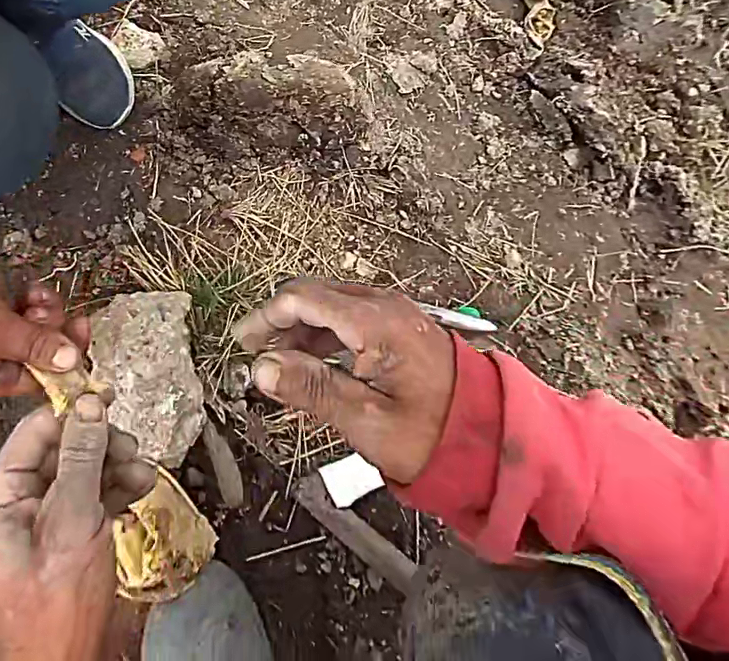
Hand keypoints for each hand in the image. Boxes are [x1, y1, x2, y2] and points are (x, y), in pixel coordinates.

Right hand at [0, 241, 88, 397]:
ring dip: (43, 309)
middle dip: (53, 325)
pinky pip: (21, 309)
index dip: (68, 357)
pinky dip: (29, 299)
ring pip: (36, 326)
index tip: (82, 327)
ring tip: (33, 294)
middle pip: (44, 349)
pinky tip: (26, 288)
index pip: (44, 378)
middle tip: (43, 307)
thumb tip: (74, 363)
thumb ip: (34, 346)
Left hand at [0, 395, 156, 660]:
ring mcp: (43, 516)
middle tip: (131, 452)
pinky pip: (95, 488)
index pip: (36, 431)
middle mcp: (16, 502)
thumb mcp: (73, 523)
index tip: (112, 400)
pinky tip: (138, 491)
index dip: (74, 412)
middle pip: (65, 445)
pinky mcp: (68, 528)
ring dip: (118, 464)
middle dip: (103, 444)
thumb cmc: (58, 604)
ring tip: (141, 477)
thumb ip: (81, 459)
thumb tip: (89, 404)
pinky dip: (119, 485)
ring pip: (86, 464)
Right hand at [230, 279, 455, 482]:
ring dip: (302, 328)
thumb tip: (261, 367)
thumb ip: (312, 388)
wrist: (486, 432)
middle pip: (317, 296)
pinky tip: (315, 363)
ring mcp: (395, 312)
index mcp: (376, 321)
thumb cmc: (430, 432)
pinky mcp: (401, 325)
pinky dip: (326, 334)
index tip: (242, 343)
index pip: (305, 297)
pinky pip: (353, 317)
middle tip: (257, 357)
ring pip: (334, 305)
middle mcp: (385, 306)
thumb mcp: (365, 419)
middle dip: (282, 321)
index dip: (267, 316)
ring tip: (280, 364)